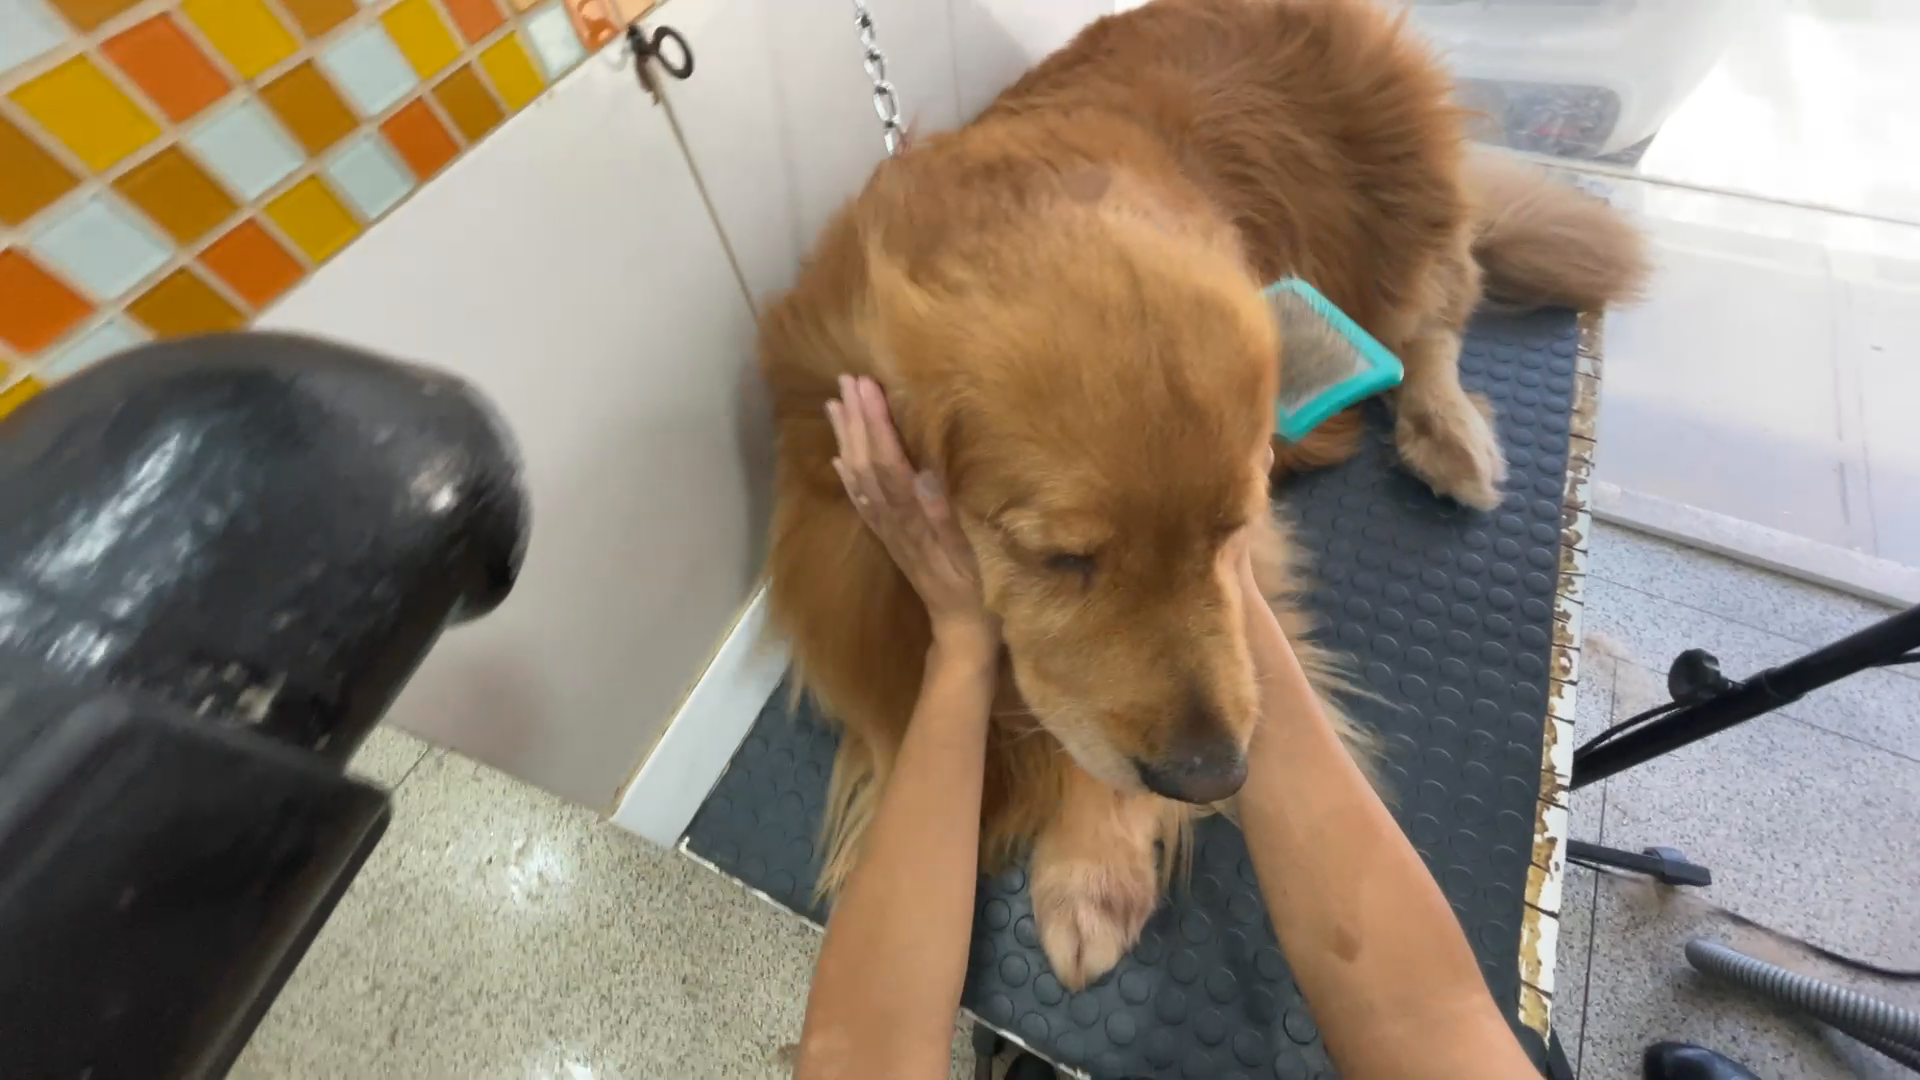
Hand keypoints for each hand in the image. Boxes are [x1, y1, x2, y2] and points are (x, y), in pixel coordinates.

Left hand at [826, 375, 999, 659]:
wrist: (961, 632)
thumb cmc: (979, 594)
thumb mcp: (973, 557)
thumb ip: (945, 518)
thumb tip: (921, 474)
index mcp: (914, 520)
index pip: (888, 464)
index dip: (876, 425)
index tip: (867, 387)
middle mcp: (894, 523)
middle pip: (866, 465)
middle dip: (856, 422)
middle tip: (847, 381)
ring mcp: (890, 532)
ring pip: (858, 480)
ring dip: (846, 441)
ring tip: (836, 406)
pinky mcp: (892, 540)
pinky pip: (863, 503)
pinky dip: (849, 477)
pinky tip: (841, 458)